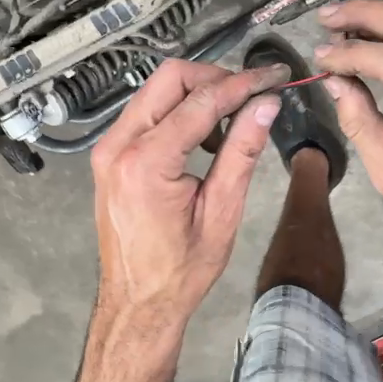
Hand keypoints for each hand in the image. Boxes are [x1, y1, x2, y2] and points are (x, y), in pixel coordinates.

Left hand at [89, 58, 287, 335]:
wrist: (136, 304)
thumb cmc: (181, 271)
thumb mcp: (221, 212)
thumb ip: (242, 152)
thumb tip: (267, 105)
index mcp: (146, 163)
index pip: (201, 101)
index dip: (243, 84)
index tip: (274, 77)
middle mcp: (118, 146)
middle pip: (171, 77)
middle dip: (217, 78)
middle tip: (252, 97)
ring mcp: (108, 147)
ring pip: (157, 88)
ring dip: (198, 94)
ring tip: (230, 126)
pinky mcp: (109, 153)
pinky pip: (147, 110)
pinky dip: (180, 110)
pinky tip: (203, 140)